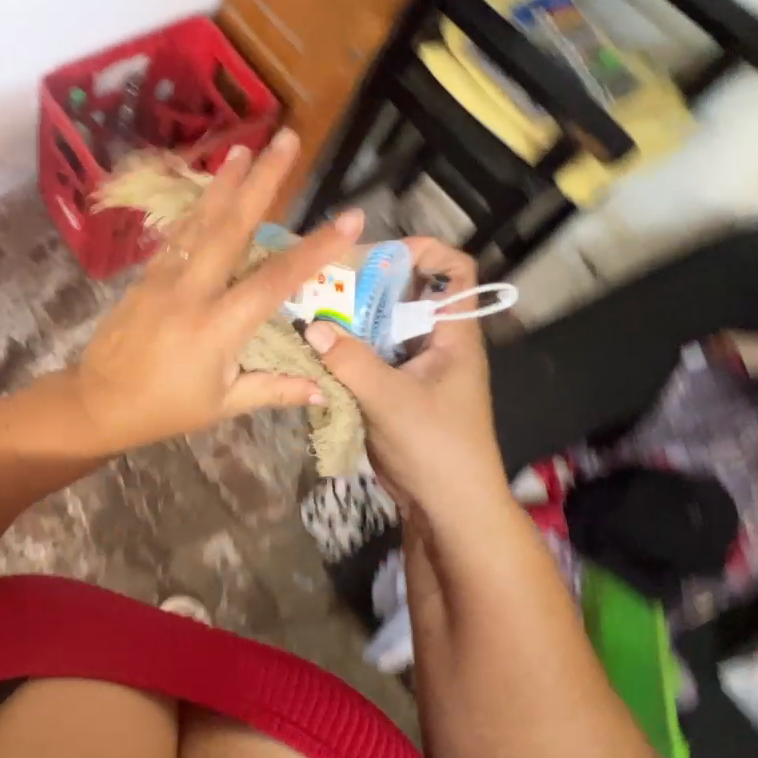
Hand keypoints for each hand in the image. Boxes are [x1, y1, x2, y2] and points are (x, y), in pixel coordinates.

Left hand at [67, 131, 363, 453]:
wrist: (98, 402)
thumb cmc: (164, 409)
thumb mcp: (222, 405)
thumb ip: (273, 389)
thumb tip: (322, 388)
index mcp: (218, 327)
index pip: (276, 279)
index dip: (316, 248)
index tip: (351, 217)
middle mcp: (191, 293)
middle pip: (232, 228)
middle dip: (261, 181)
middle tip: (286, 140)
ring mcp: (163, 280)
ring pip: (198, 223)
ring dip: (223, 184)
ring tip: (244, 148)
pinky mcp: (144, 278)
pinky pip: (175, 238)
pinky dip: (194, 212)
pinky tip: (207, 192)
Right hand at [302, 238, 507, 514]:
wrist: (446, 505)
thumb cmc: (435, 446)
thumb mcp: (392, 399)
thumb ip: (350, 361)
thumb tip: (309, 325)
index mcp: (452, 335)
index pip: (453, 271)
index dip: (422, 251)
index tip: (375, 256)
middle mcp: (433, 344)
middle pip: (402, 297)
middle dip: (363, 288)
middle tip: (319, 287)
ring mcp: (410, 370)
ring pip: (377, 331)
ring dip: (344, 325)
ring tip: (304, 317)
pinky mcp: (390, 393)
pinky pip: (362, 361)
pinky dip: (338, 356)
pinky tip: (308, 356)